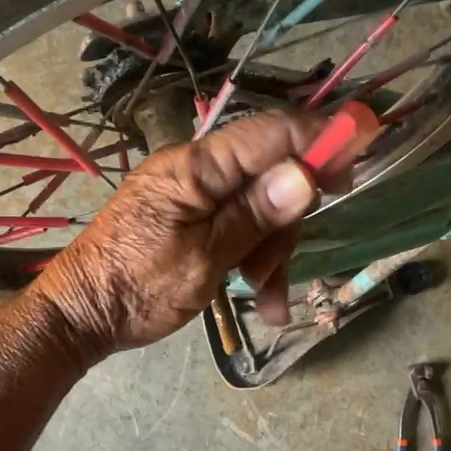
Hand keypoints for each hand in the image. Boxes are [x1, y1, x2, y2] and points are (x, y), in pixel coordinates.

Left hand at [27, 110, 337, 358]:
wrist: (80, 318)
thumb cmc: (134, 289)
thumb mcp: (202, 259)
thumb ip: (253, 216)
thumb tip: (305, 175)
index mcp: (196, 167)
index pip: (271, 133)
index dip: (322, 134)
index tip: (369, 137)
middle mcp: (197, 172)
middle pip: (272, 177)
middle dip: (288, 222)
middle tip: (283, 269)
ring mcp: (193, 198)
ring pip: (260, 210)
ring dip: (273, 254)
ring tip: (268, 301)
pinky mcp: (190, 223)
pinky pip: (237, 230)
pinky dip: (253, 261)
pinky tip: (262, 302)